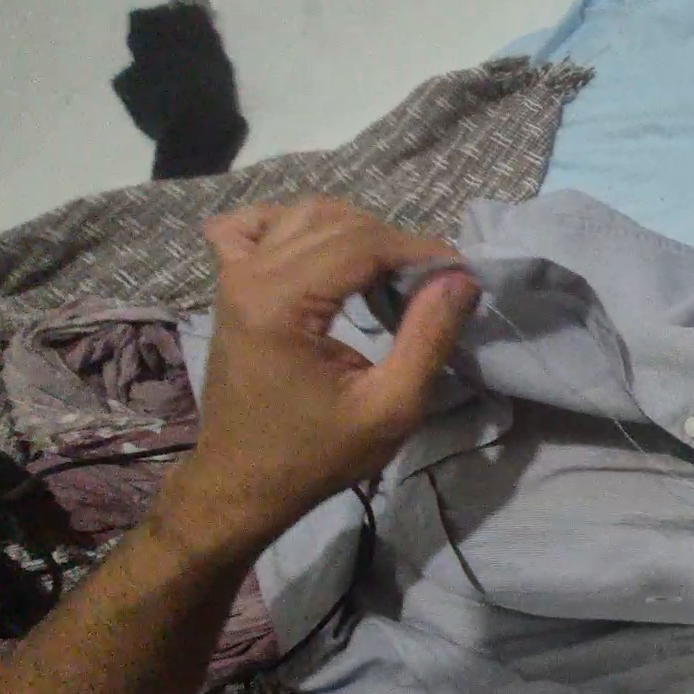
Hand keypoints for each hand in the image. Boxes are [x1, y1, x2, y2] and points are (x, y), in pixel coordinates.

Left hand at [162, 196, 477, 555]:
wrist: (248, 479)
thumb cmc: (322, 451)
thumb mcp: (394, 405)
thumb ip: (429, 337)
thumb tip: (461, 279)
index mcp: (280, 303)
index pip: (362, 244)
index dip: (421, 250)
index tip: (464, 274)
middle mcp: (247, 274)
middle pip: (337, 222)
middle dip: (398, 243)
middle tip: (438, 283)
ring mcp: (231, 273)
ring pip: (304, 215)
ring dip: (360, 233)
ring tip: (396, 274)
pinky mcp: (229, 283)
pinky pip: (256, 226)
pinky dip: (297, 227)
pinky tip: (327, 254)